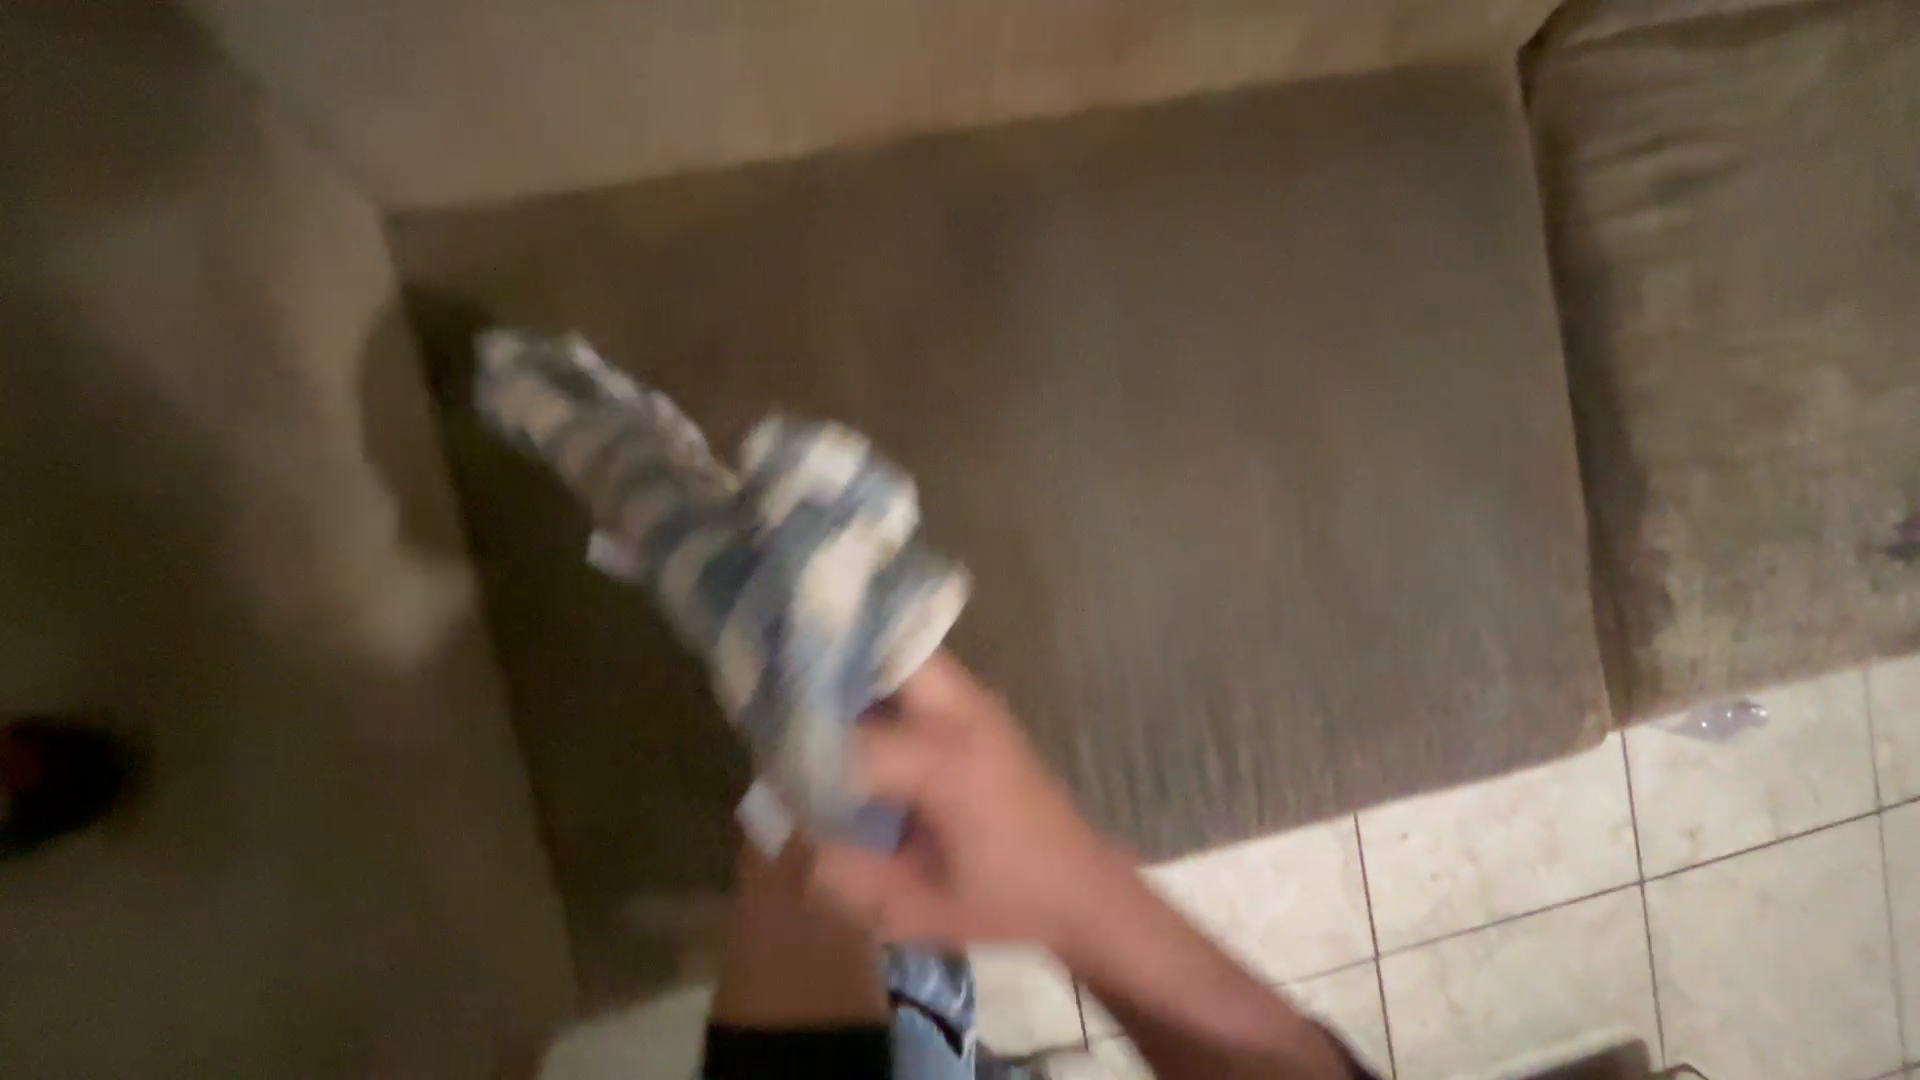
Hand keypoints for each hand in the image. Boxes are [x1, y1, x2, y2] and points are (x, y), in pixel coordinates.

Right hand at [808, 652, 1132, 950]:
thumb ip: (843, 873)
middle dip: (834, 666)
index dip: (804, 751)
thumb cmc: (1003, 901)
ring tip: (813, 692)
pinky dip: (884, 678)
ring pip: (906, 654)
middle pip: (886, 657)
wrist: (1081, 883)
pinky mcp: (983, 706)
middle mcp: (964, 716)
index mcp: (948, 766)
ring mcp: (979, 702)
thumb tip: (787, 829)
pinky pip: (922, 672)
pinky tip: (857, 708)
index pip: (853, 742)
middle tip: (786, 690)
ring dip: (860, 665)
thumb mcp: (915, 911)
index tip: (770, 765)